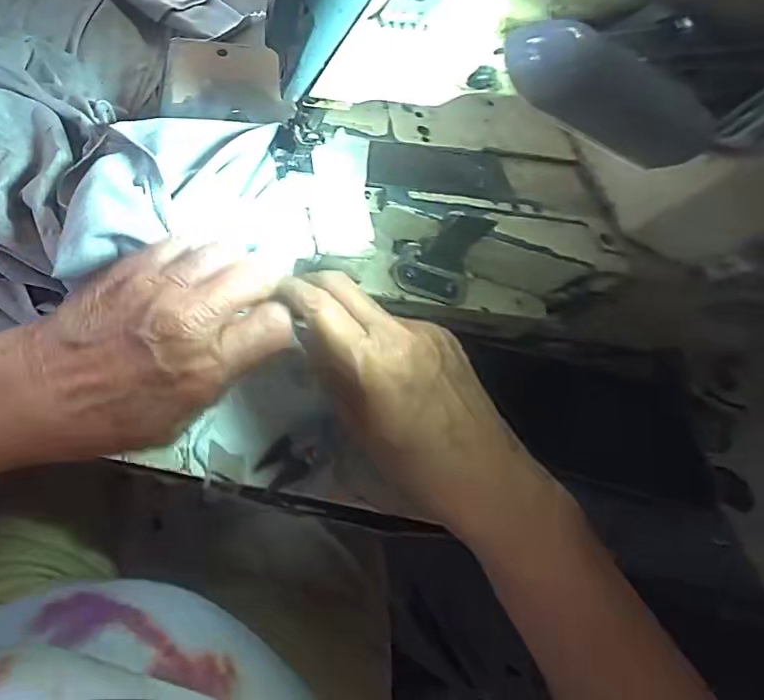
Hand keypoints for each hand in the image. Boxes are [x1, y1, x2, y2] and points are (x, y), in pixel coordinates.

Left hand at [0, 239, 295, 461]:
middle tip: (262, 288)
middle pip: (255, 273)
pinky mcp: (133, 264)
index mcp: (205, 365)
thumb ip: (222, 374)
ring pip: (220, 248)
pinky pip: (180, 240)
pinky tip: (193, 261)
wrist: (45, 385)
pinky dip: (196, 248)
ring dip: (233, 259)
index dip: (282, 321)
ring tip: (229, 271)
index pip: (275, 323)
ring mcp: (159, 283)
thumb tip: (253, 339)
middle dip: (268, 280)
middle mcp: (189, 316)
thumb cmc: (112, 417)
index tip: (272, 324)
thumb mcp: (180, 418)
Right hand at [277, 271, 559, 539]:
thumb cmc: (413, 466)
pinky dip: (374, 329)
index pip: (318, 302)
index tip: (271, 291)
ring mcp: (424, 329)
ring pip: (367, 302)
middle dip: (310, 283)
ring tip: (333, 336)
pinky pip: (394, 321)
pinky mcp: (443, 335)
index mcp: (371, 358)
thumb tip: (303, 340)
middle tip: (290, 297)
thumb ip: (327, 373)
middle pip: (340, 284)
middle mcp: (397, 332)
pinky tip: (377, 358)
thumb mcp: (355, 423)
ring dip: (343, 308)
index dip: (289, 290)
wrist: (492, 481)